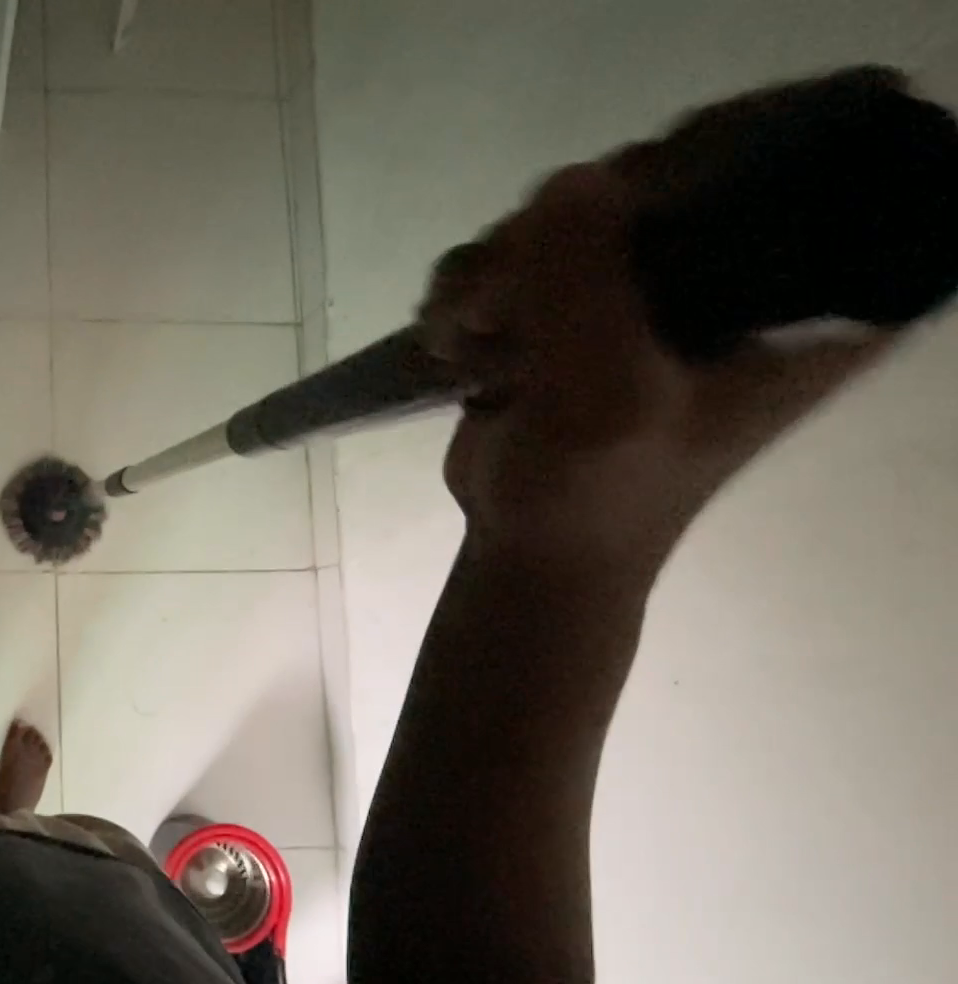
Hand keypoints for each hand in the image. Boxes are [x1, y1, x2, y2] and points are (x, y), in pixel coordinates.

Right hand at [419, 163, 894, 575]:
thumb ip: (589, 290)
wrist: (532, 547)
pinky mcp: (568, 307)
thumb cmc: (592, 492)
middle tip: (503, 309)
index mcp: (802, 293)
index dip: (679, 173)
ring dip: (490, 273)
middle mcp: (730, 273)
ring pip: (557, 216)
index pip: (769, 161)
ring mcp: (639, 287)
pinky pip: (510, 255)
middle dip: (550, 239)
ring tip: (465, 338)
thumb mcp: (602, 399)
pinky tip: (455, 340)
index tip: (601, 229)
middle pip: (642, 181)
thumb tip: (565, 181)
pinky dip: (467, 292)